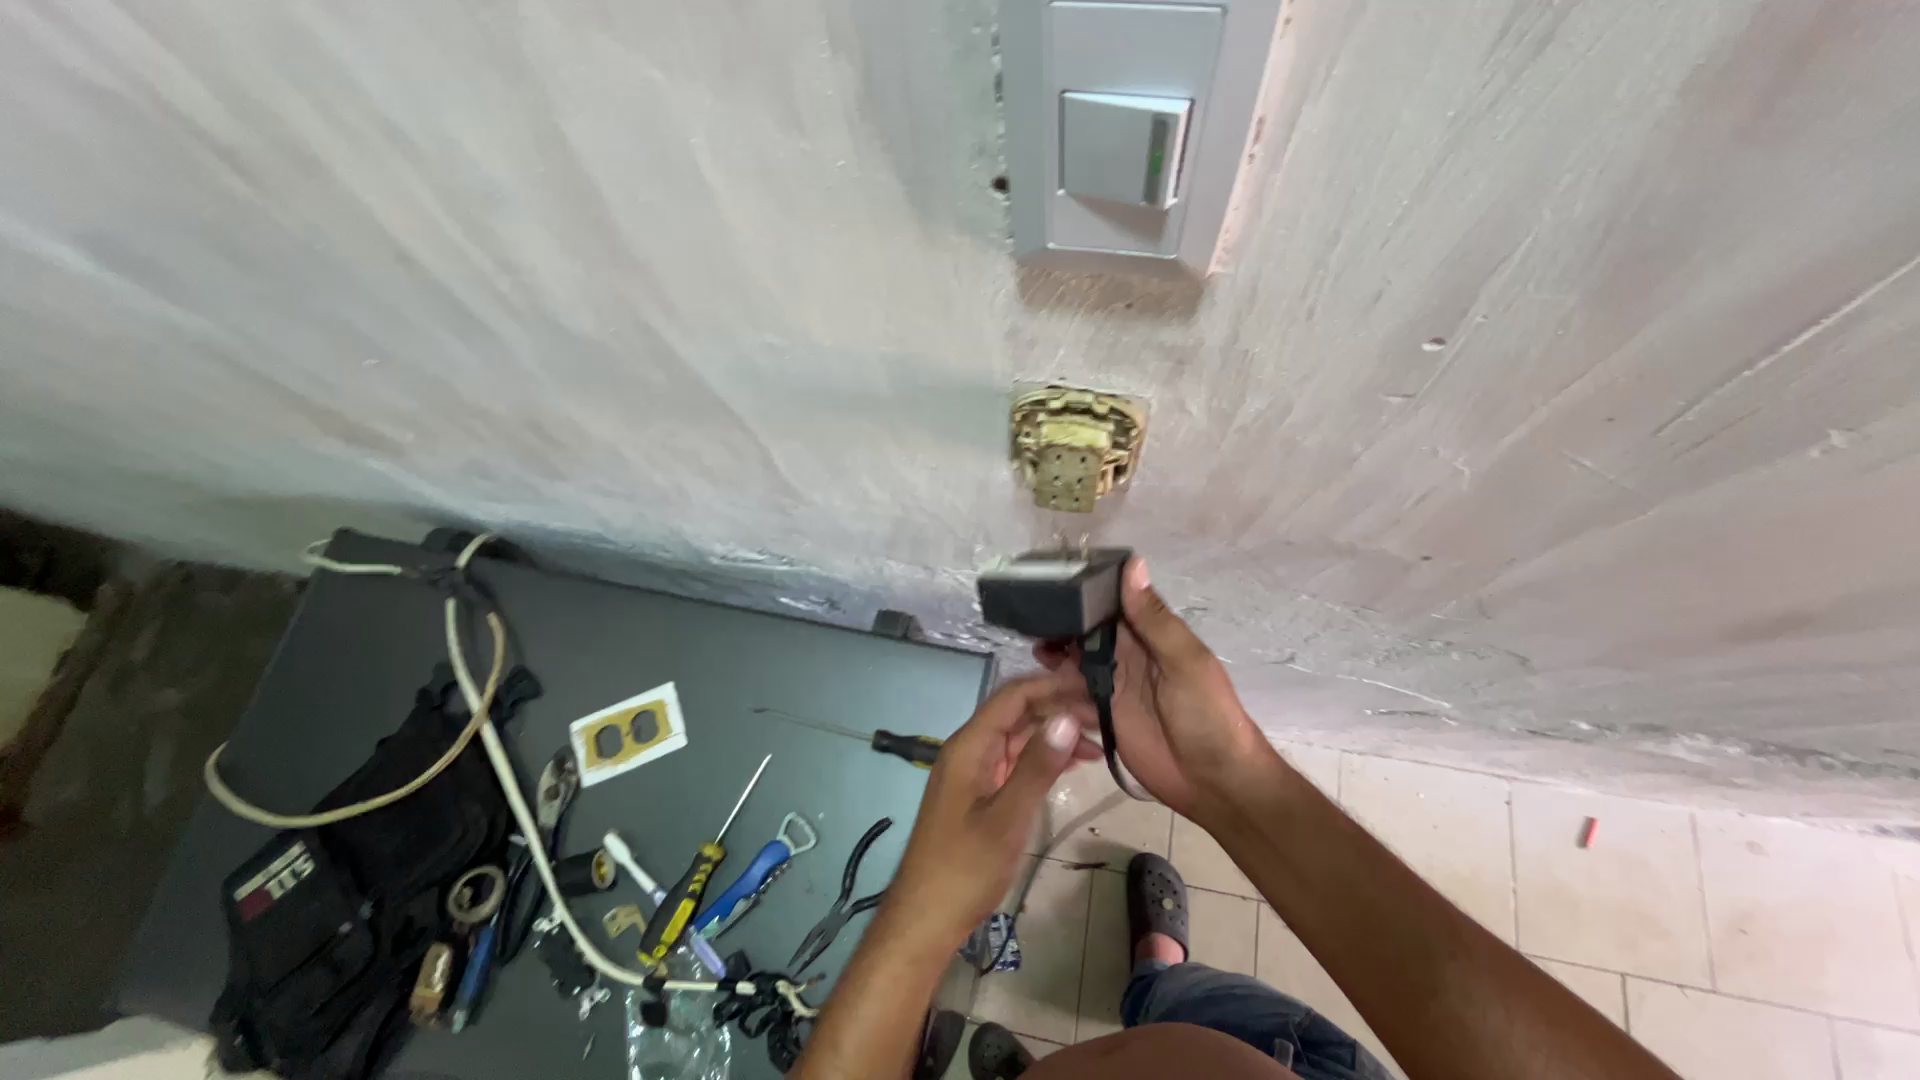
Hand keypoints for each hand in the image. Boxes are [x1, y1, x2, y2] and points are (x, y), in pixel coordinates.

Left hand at [881, 672, 1101, 942]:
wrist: (926, 916)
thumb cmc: (965, 867)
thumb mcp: (1007, 817)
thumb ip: (1036, 767)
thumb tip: (1067, 718)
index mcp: (969, 747)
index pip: (1012, 697)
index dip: (1051, 686)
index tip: (1092, 687)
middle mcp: (969, 751)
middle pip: (1016, 713)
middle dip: (1058, 707)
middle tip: (1105, 715)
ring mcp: (974, 772)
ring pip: (1018, 737)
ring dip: (1054, 733)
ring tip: (1099, 739)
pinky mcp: (980, 793)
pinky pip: (1014, 762)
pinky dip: (1043, 758)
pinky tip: (1073, 763)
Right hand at [1036, 557, 1273, 823]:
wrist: (1214, 781)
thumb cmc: (1208, 715)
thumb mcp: (1185, 661)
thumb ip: (1153, 618)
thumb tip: (1132, 563)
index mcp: (1150, 634)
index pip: (1112, 602)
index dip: (1084, 589)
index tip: (1049, 574)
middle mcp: (1127, 654)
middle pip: (1087, 630)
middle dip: (1060, 620)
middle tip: (1026, 613)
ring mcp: (1113, 685)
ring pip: (1076, 659)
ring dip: (1054, 651)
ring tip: (1028, 642)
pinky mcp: (1101, 714)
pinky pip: (1073, 694)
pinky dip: (1055, 686)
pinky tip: (1034, 679)